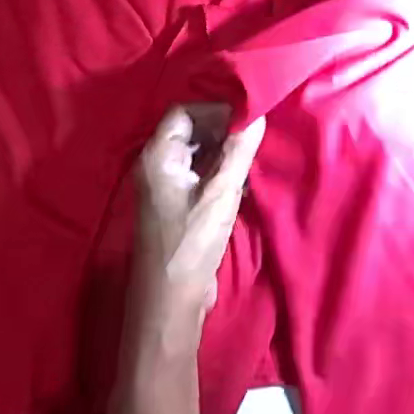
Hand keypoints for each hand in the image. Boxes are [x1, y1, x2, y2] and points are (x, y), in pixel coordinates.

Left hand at [132, 104, 265, 324]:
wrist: (170, 303)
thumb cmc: (191, 244)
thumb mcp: (220, 195)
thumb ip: (238, 153)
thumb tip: (257, 117)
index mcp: (158, 156)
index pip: (183, 112)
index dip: (213, 110)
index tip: (243, 119)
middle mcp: (156, 164)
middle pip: (189, 130)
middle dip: (221, 130)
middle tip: (251, 137)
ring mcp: (164, 185)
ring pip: (196, 152)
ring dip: (223, 151)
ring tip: (250, 158)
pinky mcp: (175, 203)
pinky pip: (197, 173)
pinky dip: (218, 170)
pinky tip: (242, 180)